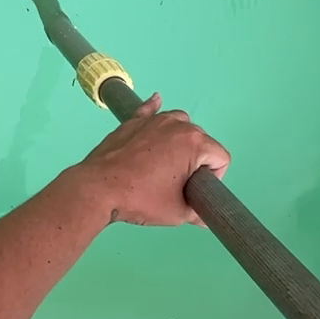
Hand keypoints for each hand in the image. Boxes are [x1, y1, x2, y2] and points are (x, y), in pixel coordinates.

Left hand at [71, 94, 229, 226]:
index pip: (221, 157)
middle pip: (202, 140)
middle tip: (177, 183)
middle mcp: (176, 125)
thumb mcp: (177, 213)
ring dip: (179, 140)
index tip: (195, 190)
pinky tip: (156, 101)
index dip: (214, 177)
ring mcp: (152, 121)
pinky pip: (149, 110)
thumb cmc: (139, 198)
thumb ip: (196, 213)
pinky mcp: (132, 123)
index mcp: (194, 143)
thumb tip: (203, 217)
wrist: (98, 189)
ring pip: (179, 123)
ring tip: (166, 163)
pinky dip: (154, 108)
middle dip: (195, 160)